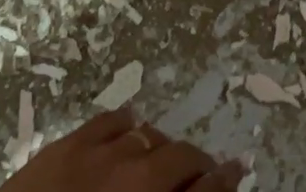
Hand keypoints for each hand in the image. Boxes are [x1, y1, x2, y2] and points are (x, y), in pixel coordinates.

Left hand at [0, 108, 244, 191]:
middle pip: (180, 159)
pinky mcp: (67, 146)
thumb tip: (190, 189)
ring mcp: (100, 158)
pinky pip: (108, 121)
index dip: (226, 179)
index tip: (238, 168)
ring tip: (162, 155)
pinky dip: (125, 122)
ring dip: (160, 147)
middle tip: (201, 172)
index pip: (205, 191)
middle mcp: (137, 179)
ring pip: (147, 137)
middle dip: (197, 164)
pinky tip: (130, 125)